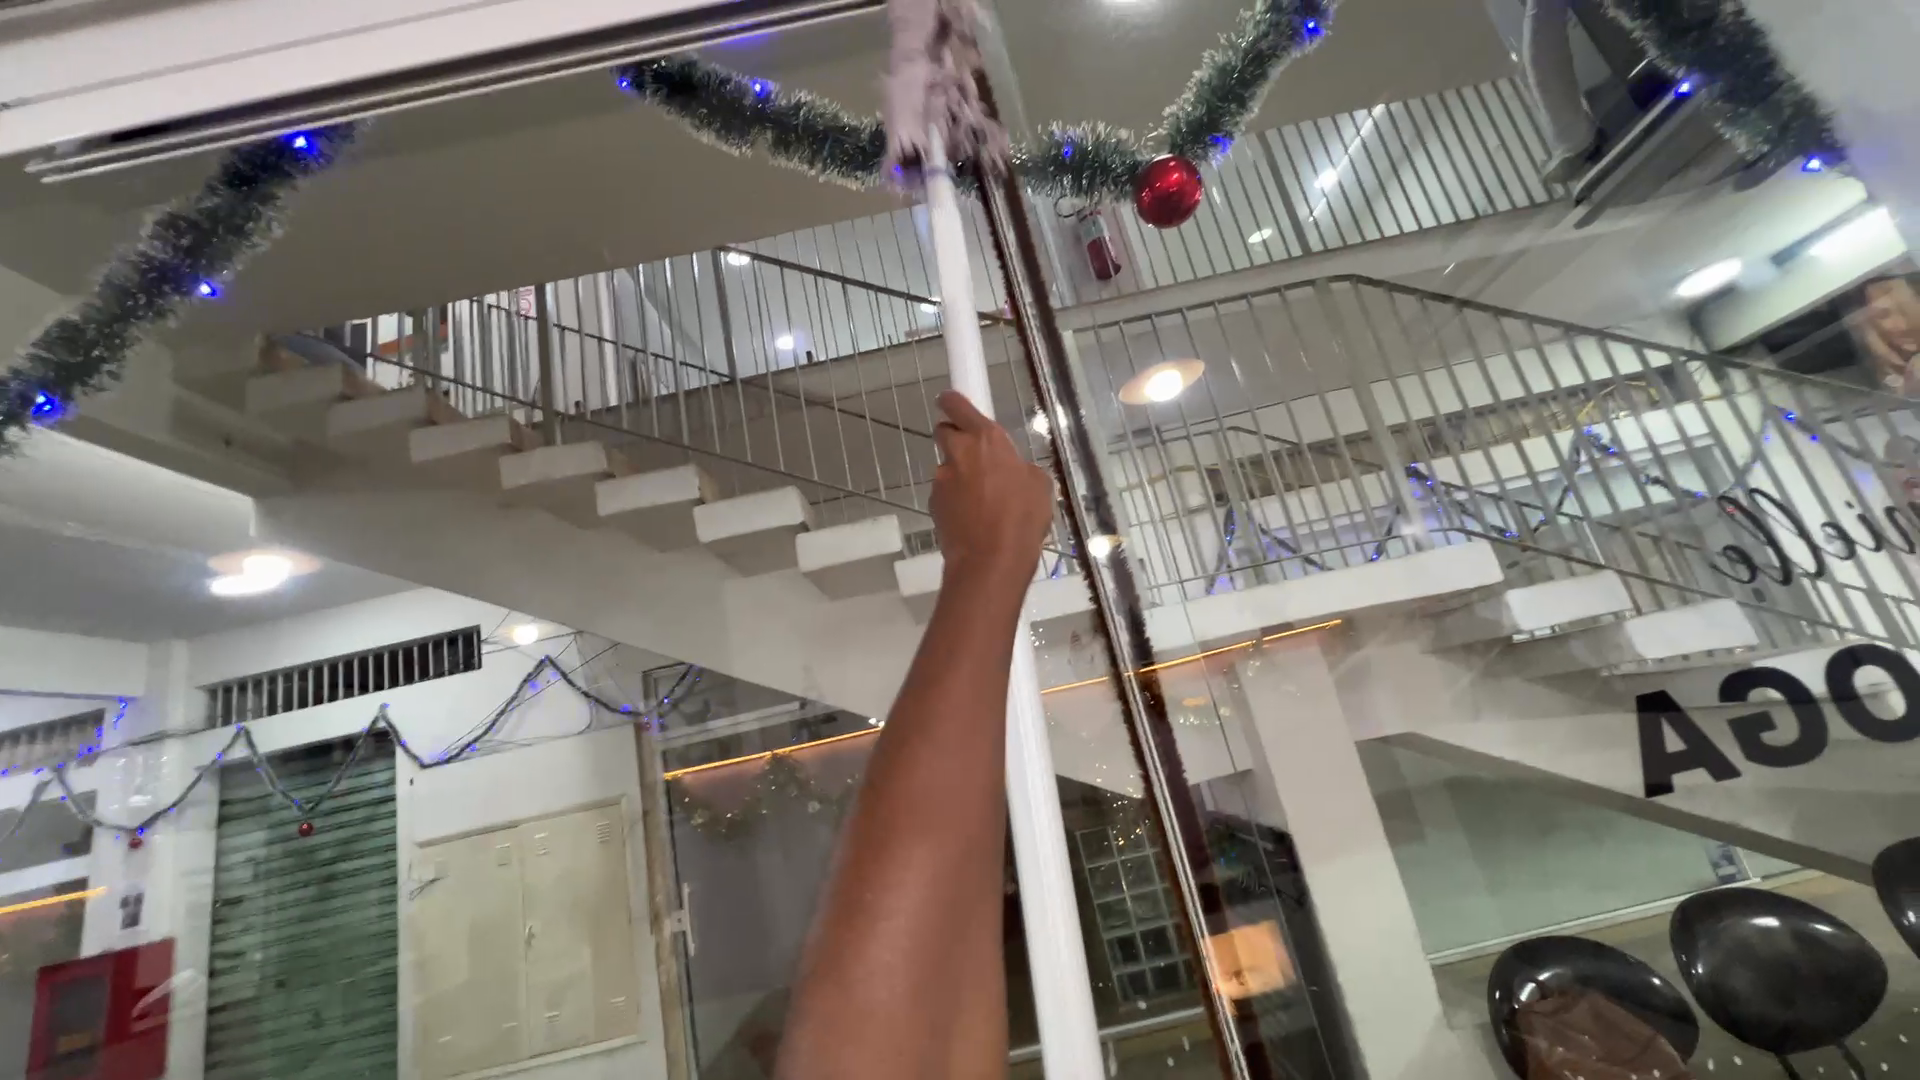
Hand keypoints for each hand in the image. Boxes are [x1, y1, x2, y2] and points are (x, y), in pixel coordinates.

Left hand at [930, 390, 1053, 580]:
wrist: (990, 561)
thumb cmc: (1023, 518)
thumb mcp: (1039, 486)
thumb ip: (1019, 468)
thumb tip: (1011, 470)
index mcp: (986, 440)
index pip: (957, 405)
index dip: (952, 402)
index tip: (952, 402)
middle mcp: (959, 454)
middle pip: (945, 431)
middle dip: (956, 438)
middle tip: (975, 457)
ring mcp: (941, 479)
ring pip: (947, 467)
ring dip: (959, 476)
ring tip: (981, 502)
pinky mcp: (933, 504)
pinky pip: (945, 494)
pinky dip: (955, 501)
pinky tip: (972, 520)